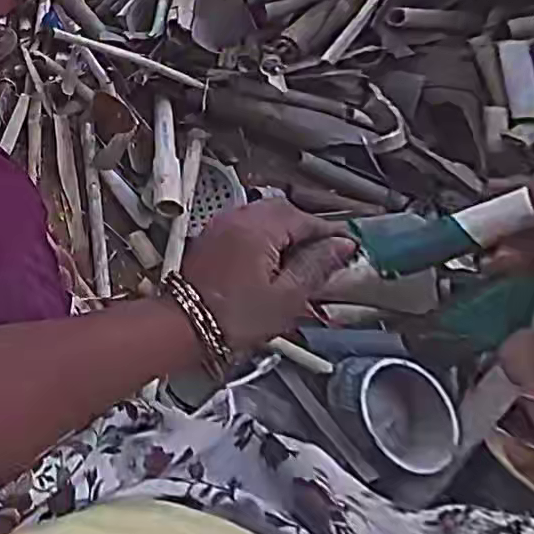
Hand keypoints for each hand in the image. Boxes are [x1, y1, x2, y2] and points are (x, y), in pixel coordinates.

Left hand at [178, 197, 355, 351]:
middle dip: (307, 227)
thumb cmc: (234, 316)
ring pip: (261, 214)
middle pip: (281, 209)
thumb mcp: (288, 297)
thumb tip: (340, 246)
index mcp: (256, 228)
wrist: (186, 324)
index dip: (330, 231)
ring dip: (285, 229)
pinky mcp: (210, 236)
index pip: (303, 217)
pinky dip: (264, 234)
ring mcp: (220, 225)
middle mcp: (235, 218)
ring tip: (303, 258)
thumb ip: (316, 266)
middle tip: (328, 252)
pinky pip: (244, 224)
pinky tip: (273, 258)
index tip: (348, 247)